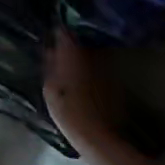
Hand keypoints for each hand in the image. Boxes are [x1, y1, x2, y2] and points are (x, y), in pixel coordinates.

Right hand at [42, 26, 122, 155]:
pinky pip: (100, 65)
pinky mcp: (114, 78)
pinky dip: (93, 67)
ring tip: (72, 62)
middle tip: (60, 48)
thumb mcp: (49, 88)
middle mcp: (92, 53)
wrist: (99, 135)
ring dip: (83, 53)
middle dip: (72, 40)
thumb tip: (50, 50)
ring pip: (92, 51)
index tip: (52, 33)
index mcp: (72, 52)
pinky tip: (86, 77)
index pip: (64, 30)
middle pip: (81, 38)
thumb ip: (50, 65)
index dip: (58, 30)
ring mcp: (105, 65)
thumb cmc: (68, 110)